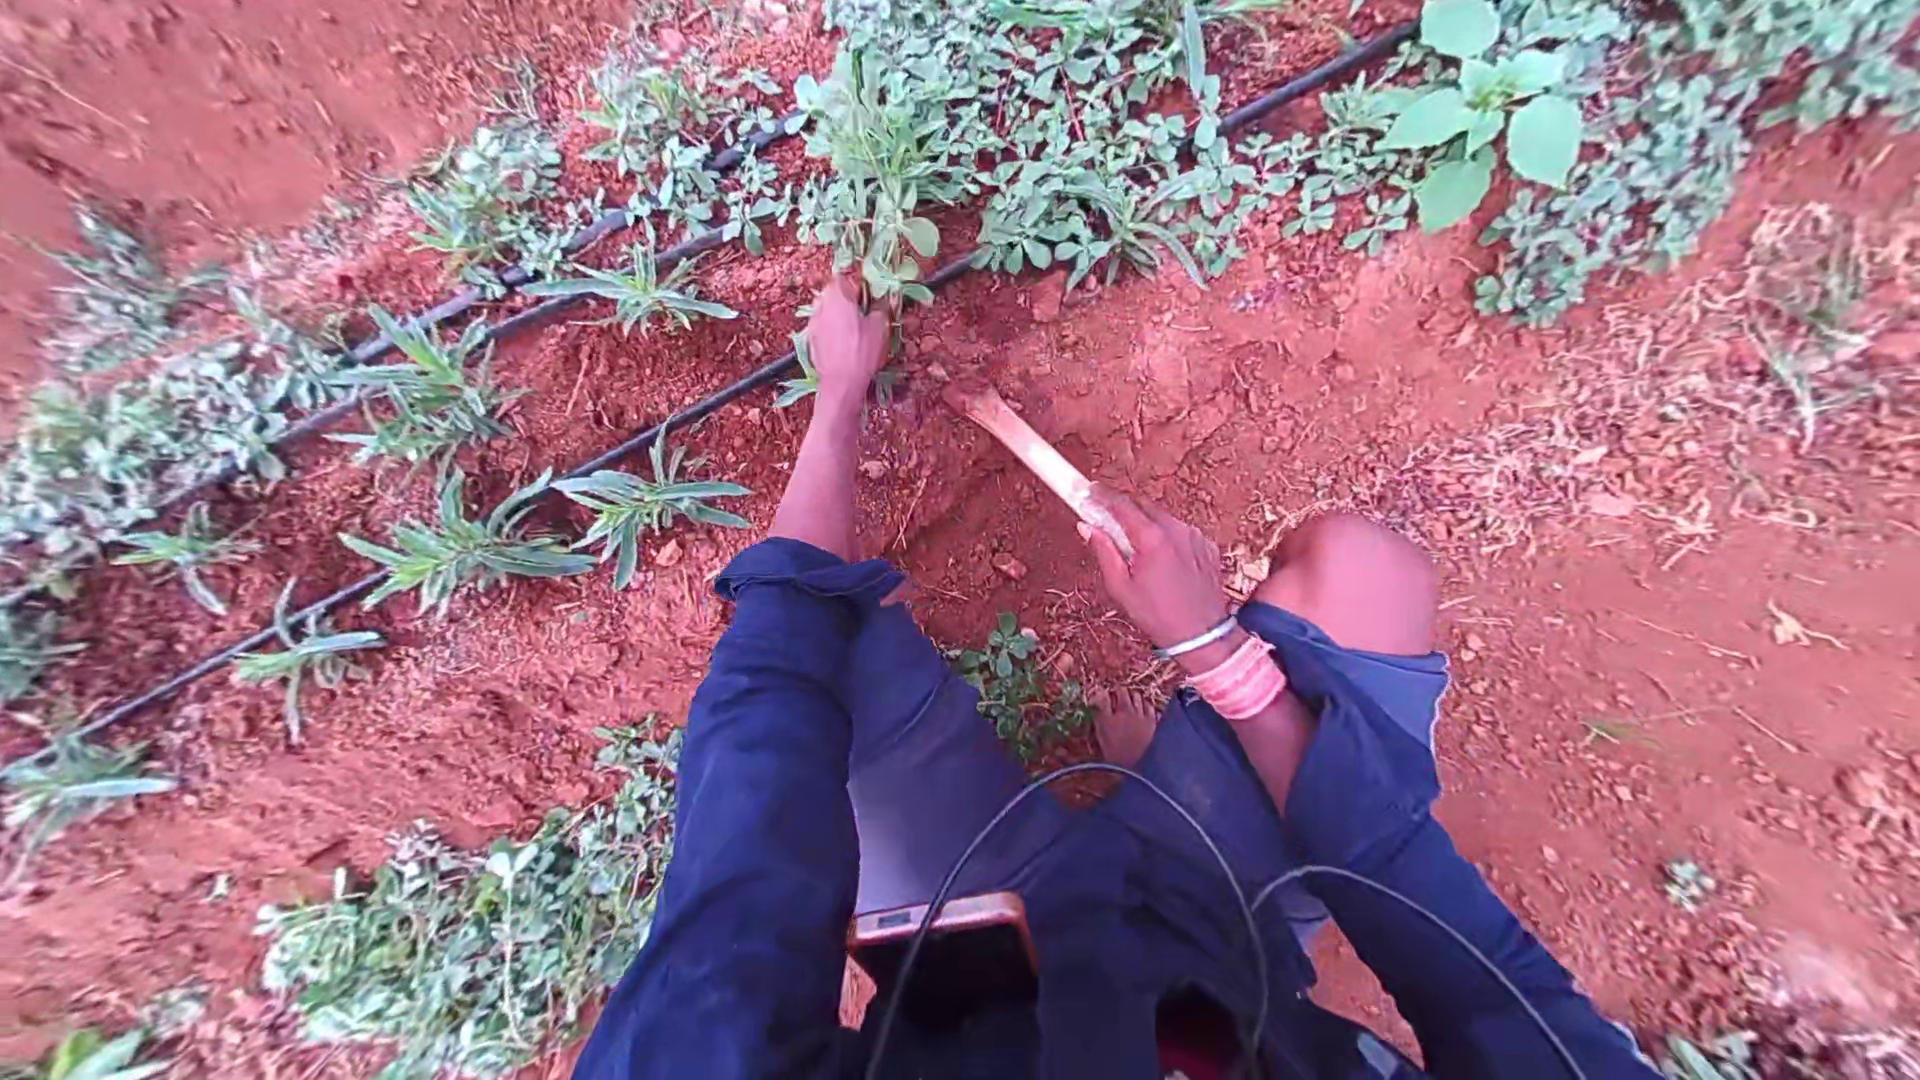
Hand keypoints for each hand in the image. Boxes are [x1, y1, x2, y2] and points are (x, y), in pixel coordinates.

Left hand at [805, 276, 888, 405]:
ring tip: (857, 334)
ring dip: (842, 318)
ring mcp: (813, 323)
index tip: (872, 300)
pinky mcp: (811, 340)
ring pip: (829, 312)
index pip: (847, 279)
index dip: (861, 288)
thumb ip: (881, 309)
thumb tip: (882, 303)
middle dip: (850, 303)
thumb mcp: (880, 328)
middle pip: (836, 295)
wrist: (841, 383)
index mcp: (836, 294)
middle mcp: (820, 304)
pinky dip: (834, 333)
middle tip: (866, 317)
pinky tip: (847, 346)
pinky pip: (825, 329)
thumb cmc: (861, 352)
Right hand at [1081, 487, 1240, 674]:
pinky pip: (1181, 532)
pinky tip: (1162, 561)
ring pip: (1163, 518)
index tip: (1089, 491)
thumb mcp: (1120, 586)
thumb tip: (1087, 527)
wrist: (1201, 635)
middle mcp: (1176, 530)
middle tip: (1107, 522)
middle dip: (1124, 510)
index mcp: (1151, 538)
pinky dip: (1167, 537)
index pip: (1121, 504)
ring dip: (1146, 525)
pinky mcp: (1207, 546)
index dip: (1102, 495)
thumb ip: (1103, 551)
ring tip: (1137, 550)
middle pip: (1143, 505)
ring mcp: (1195, 536)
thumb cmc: (1157, 614)